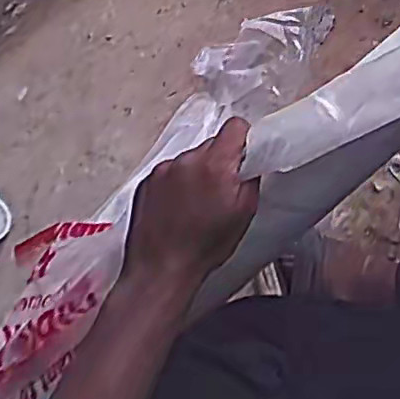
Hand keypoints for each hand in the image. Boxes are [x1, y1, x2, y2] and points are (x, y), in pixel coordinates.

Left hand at [122, 117, 258, 288]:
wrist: (160, 272)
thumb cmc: (203, 248)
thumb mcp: (245, 212)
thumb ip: (251, 177)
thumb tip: (252, 160)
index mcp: (215, 164)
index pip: (235, 126)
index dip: (244, 139)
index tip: (244, 156)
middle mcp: (187, 160)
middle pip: (213, 143)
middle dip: (220, 161)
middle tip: (222, 190)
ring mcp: (164, 170)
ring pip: (192, 158)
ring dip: (198, 172)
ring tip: (198, 205)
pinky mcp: (147, 181)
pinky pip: (171, 171)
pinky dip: (178, 184)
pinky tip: (179, 209)